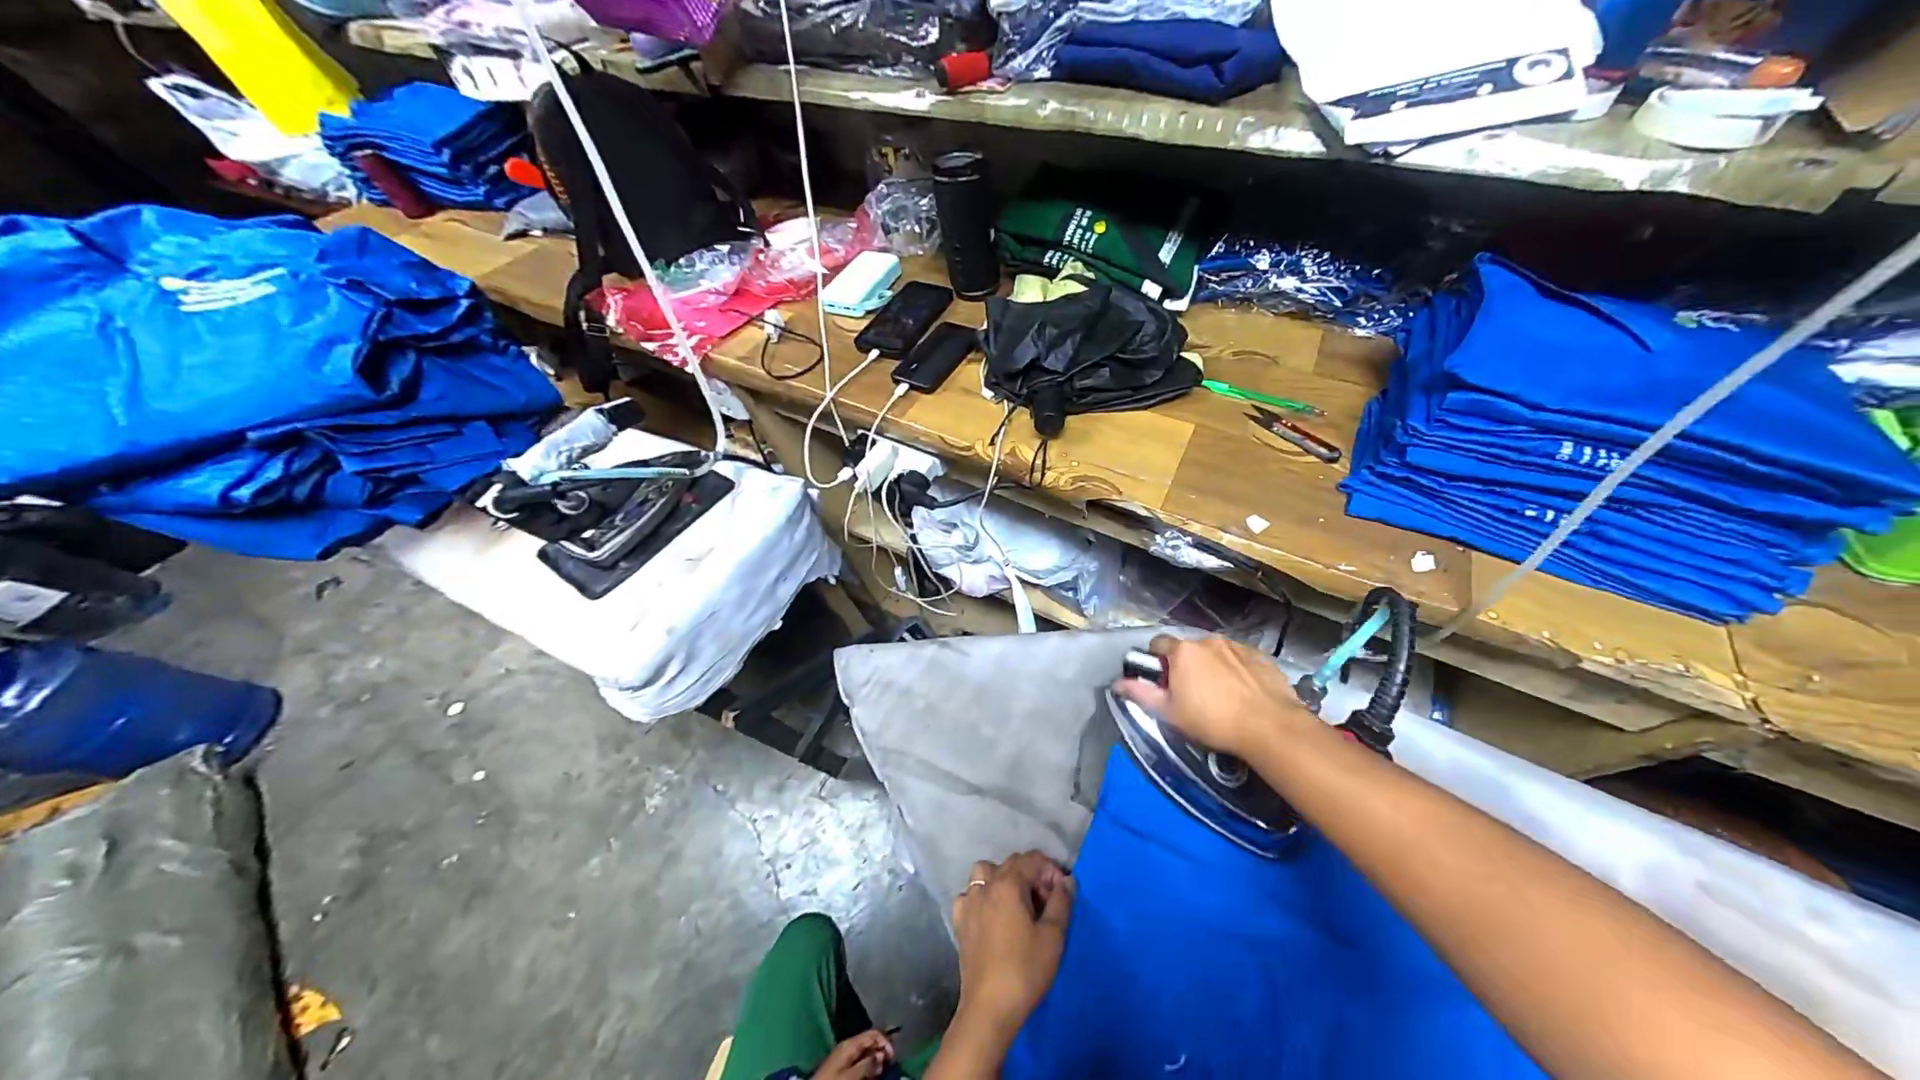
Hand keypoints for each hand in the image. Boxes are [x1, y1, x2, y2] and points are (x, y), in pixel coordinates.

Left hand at [812, 1030, 893, 1079]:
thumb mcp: (851, 1076)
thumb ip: (867, 1064)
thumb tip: (882, 1054)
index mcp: (850, 1044)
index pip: (873, 1034)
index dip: (885, 1043)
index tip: (891, 1059)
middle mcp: (848, 1045)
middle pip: (869, 1042)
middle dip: (880, 1053)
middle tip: (885, 1069)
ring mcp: (844, 1055)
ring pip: (865, 1053)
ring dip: (873, 1062)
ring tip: (877, 1073)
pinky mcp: (841, 1066)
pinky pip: (858, 1061)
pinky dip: (866, 1066)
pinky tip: (868, 1075)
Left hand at [949, 851, 1073, 1045]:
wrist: (989, 1007)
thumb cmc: (1026, 969)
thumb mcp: (1053, 936)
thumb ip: (1061, 902)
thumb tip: (1067, 880)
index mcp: (1008, 884)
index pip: (1032, 859)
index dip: (1050, 870)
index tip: (1062, 893)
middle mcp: (985, 885)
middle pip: (1010, 864)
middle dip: (1031, 875)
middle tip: (1045, 903)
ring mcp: (968, 902)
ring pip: (984, 873)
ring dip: (1003, 879)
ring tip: (1017, 903)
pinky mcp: (959, 921)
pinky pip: (969, 895)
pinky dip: (982, 896)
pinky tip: (991, 915)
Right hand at [1113, 634, 1318, 758]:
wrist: (1270, 727)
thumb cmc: (1212, 720)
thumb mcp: (1170, 713)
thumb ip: (1141, 694)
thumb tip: (1118, 683)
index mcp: (1183, 651)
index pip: (1158, 644)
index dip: (1157, 662)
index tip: (1163, 682)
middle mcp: (1209, 641)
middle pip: (1188, 649)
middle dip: (1186, 665)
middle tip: (1191, 694)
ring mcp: (1238, 646)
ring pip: (1216, 653)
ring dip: (1212, 667)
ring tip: (1220, 695)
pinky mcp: (1261, 657)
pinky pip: (1241, 660)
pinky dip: (1237, 671)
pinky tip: (1243, 693)